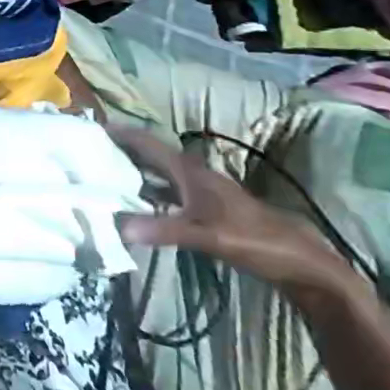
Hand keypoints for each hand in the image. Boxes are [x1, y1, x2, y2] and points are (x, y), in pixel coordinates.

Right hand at [108, 126, 350, 293]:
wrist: (302, 264)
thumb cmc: (255, 240)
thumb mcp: (207, 236)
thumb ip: (164, 229)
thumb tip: (119, 227)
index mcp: (190, 172)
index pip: (148, 143)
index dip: (121, 133)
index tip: (91, 126)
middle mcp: (192, 175)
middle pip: (150, 155)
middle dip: (121, 149)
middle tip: (88, 149)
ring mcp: (199, 192)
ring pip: (158, 173)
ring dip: (133, 171)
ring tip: (102, 172)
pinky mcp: (204, 209)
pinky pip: (166, 191)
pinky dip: (146, 191)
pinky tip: (133, 202)